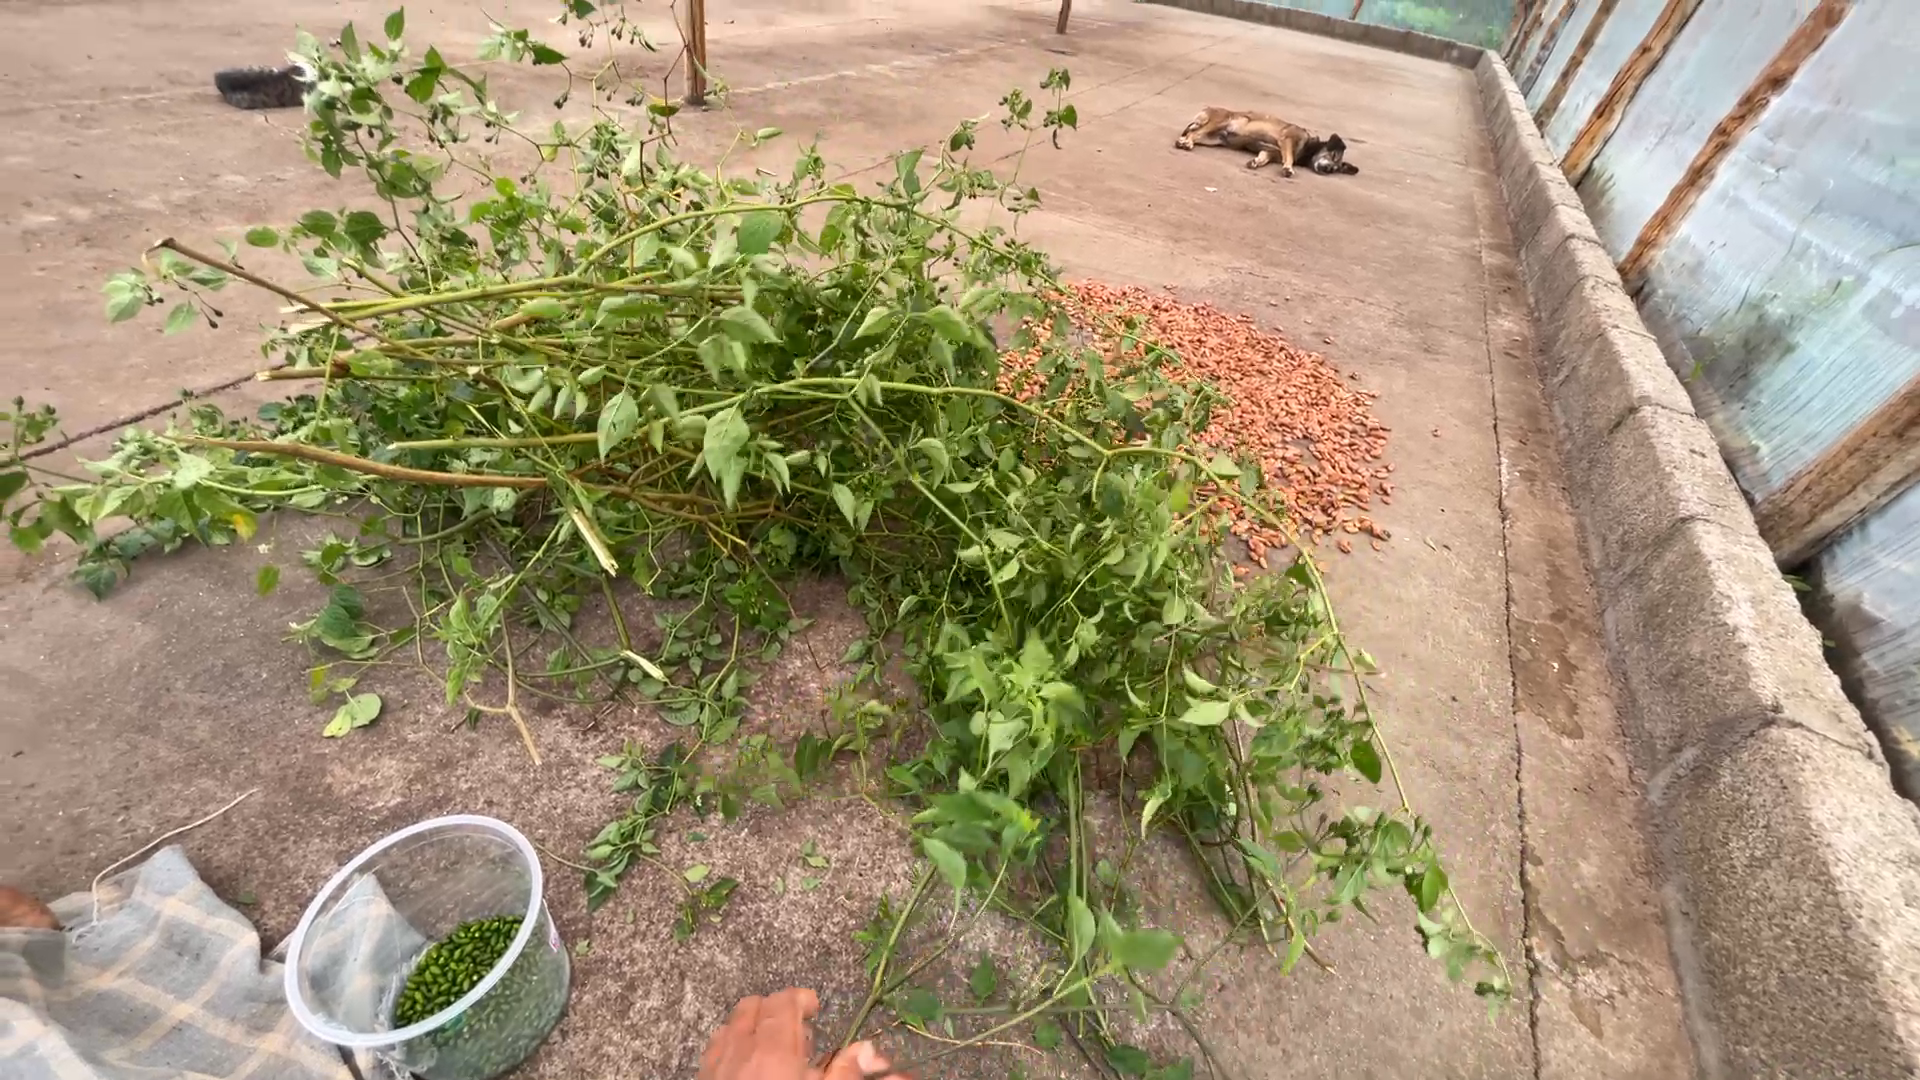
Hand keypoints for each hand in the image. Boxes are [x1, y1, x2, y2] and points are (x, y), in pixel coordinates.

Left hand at [697, 988, 905, 1079]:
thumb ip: (844, 1072)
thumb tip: (866, 1048)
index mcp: (776, 1049)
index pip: (784, 1000)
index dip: (801, 998)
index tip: (814, 1010)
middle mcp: (743, 1049)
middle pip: (755, 1004)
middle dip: (777, 1007)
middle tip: (797, 1031)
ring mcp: (718, 1065)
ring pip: (731, 1022)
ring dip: (751, 1022)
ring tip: (769, 1044)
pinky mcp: (703, 1079)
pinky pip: (714, 1046)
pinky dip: (730, 1042)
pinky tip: (743, 1063)